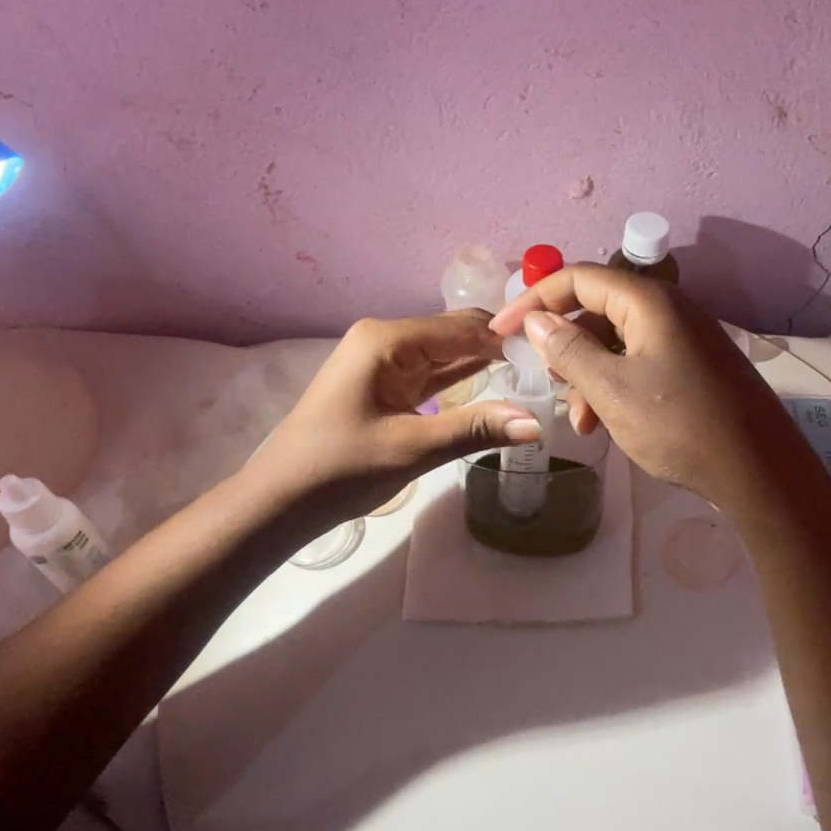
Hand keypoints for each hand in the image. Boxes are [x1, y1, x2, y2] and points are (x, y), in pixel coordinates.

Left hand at [240, 310, 541, 519]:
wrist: (278, 503)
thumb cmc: (339, 469)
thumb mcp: (412, 449)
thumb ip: (476, 429)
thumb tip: (537, 423)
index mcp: (387, 339)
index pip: (463, 327)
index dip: (508, 338)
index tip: (553, 352)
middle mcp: (386, 338)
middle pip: (456, 332)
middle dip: (499, 344)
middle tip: (549, 362)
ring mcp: (383, 360)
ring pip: (447, 352)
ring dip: (484, 361)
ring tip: (534, 369)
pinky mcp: (384, 383)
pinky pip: (433, 371)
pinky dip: (462, 377)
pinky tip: (497, 380)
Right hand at [490, 265, 808, 509]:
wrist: (761, 471)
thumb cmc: (680, 426)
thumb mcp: (612, 390)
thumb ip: (569, 350)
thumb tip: (538, 320)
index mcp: (649, 302)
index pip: (578, 277)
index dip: (534, 299)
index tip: (501, 331)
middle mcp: (669, 310)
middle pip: (598, 309)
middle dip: (565, 345)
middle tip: (546, 382)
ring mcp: (685, 338)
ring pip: (617, 341)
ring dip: (588, 375)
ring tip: (580, 420)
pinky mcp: (694, 365)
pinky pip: (640, 361)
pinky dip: (615, 385)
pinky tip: (605, 423)